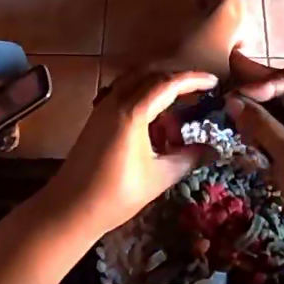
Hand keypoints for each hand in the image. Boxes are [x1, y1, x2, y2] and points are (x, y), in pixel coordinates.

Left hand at [43, 67, 216, 232]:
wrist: (69, 209)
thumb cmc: (115, 195)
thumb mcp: (159, 178)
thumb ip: (188, 158)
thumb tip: (211, 149)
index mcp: (133, 112)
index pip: (169, 84)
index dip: (194, 80)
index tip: (214, 82)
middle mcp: (116, 101)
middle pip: (152, 74)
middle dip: (177, 78)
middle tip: (199, 90)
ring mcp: (103, 106)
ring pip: (135, 78)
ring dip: (158, 83)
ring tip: (178, 101)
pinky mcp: (97, 115)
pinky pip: (123, 89)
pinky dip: (142, 91)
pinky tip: (153, 115)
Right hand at [223, 52, 283, 254]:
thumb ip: (261, 124)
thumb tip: (232, 101)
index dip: (266, 80)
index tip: (239, 92)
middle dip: (257, 87)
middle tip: (229, 73)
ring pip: (278, 112)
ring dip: (255, 109)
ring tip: (229, 105)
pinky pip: (276, 132)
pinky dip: (259, 129)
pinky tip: (240, 128)